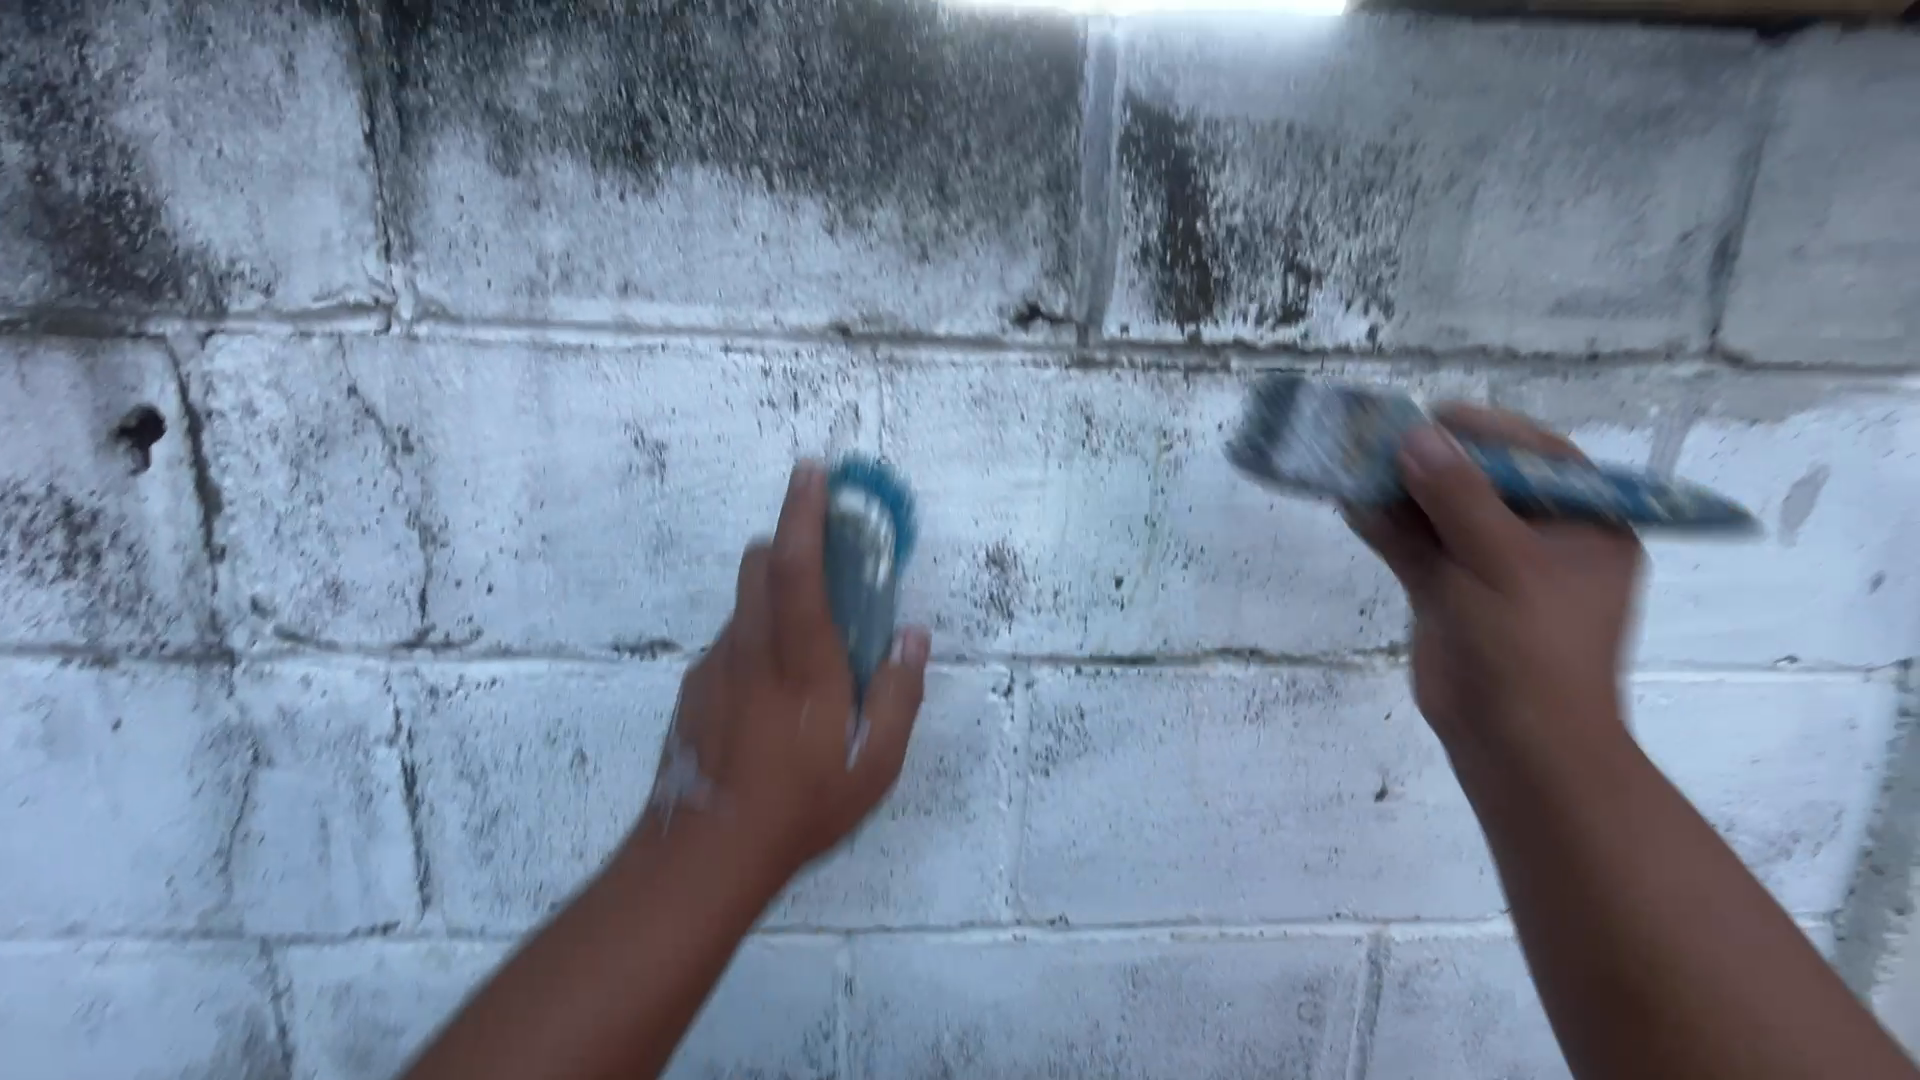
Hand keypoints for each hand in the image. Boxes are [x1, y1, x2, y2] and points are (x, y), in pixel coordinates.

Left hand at [639, 461, 931, 888]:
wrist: (703, 856)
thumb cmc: (802, 807)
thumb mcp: (875, 764)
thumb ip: (899, 693)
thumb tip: (913, 636)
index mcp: (800, 663)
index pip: (796, 567)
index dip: (803, 513)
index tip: (812, 470)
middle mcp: (750, 650)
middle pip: (757, 565)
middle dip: (788, 544)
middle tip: (827, 571)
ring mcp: (714, 668)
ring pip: (744, 605)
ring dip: (777, 602)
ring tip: (807, 660)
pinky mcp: (693, 688)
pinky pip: (731, 644)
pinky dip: (757, 644)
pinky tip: (771, 702)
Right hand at [1345, 405, 1643, 761]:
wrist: (1515, 742)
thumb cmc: (1530, 649)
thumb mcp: (1501, 563)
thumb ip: (1457, 497)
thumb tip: (1415, 436)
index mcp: (1582, 525)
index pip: (1537, 458)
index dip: (1485, 432)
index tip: (1432, 416)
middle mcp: (1537, 539)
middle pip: (1479, 482)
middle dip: (1429, 462)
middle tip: (1377, 439)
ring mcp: (1489, 567)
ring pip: (1439, 515)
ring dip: (1398, 493)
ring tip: (1352, 466)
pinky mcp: (1449, 593)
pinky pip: (1415, 548)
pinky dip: (1385, 528)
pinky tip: (1351, 506)